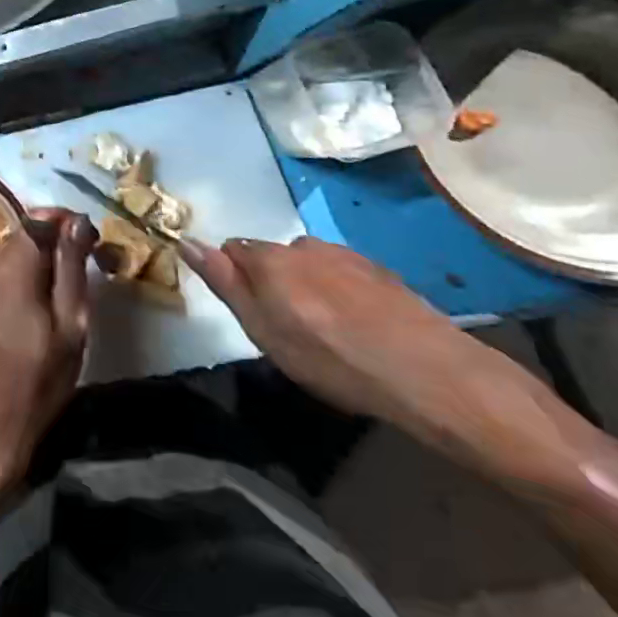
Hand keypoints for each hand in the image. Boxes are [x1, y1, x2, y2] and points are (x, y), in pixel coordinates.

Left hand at [0, 208, 96, 484]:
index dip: (65, 222)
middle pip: (24, 237)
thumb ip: (72, 267)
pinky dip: (16, 281)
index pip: (38, 219)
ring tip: (55, 305)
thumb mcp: (70, 325)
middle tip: (81, 279)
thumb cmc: (36, 379)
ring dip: (34, 267)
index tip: (89, 241)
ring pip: (10, 256)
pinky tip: (28, 315)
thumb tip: (77, 221)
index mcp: (9, 266)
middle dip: (53, 248)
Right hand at [192, 237, 534, 445]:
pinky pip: (340, 272)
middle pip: (270, 256)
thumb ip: (225, 284)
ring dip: (305, 285)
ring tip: (326, 329)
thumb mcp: (264, 332)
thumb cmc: (333, 360)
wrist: (432, 375)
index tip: (252, 314)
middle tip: (288, 328)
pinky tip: (358, 325)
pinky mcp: (379, 269)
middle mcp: (303, 245)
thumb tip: (186, 241)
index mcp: (270, 259)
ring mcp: (345, 255)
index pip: (231, 250)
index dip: (235, 280)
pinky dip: (338, 290)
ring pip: (307, 263)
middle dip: (270, 282)